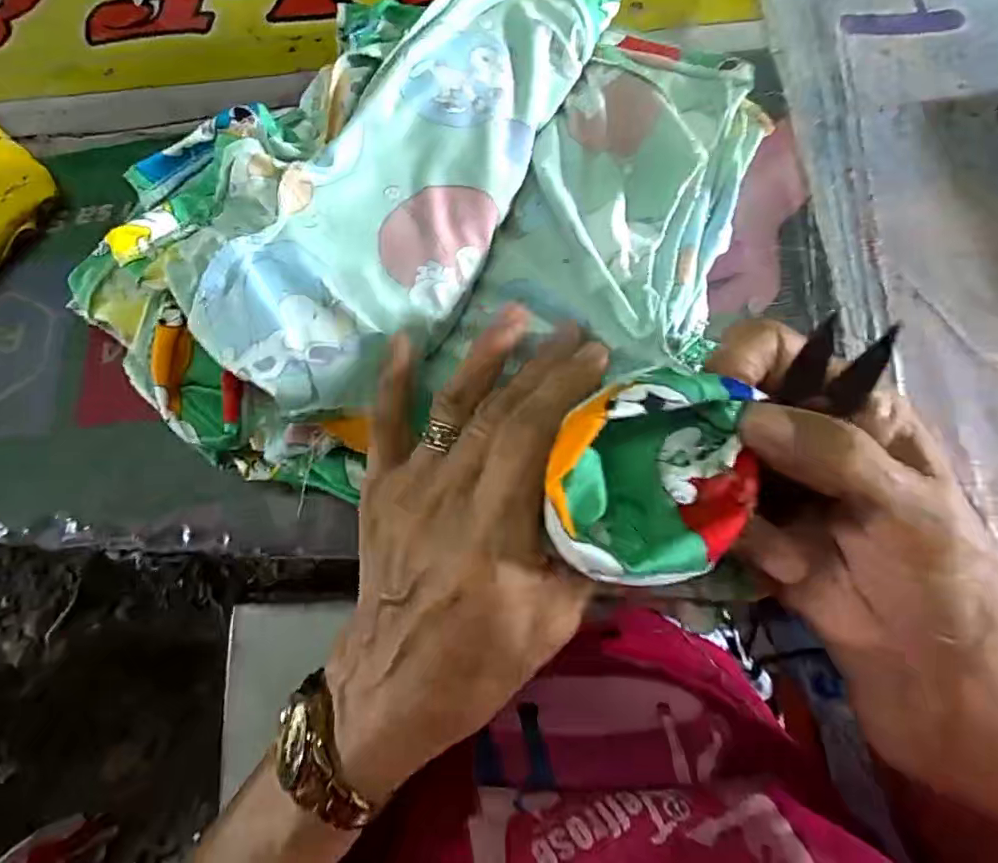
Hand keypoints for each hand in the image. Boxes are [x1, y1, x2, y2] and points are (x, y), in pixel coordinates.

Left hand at [324, 309, 606, 803]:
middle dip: (540, 365)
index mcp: (494, 529)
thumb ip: (583, 554)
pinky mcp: (379, 487)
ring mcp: (407, 485)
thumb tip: (618, 496)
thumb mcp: (552, 622)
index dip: (563, 388)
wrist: (393, 679)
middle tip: (573, 330)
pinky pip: (385, 426)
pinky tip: (403, 339)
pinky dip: (392, 381)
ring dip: (483, 357)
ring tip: (514, 316)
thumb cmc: (480, 661)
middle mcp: (448, 494)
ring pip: (450, 407)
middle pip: (498, 412)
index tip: (595, 355)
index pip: (531, 435)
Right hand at [705, 320, 997, 795]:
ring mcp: (761, 472)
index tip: (718, 390)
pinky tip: (781, 564)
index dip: (740, 357)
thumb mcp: (912, 505)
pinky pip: (705, 502)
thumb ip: (839, 452)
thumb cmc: (938, 571)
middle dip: (715, 433)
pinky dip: (729, 531)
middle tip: (726, 477)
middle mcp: (794, 428)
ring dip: (720, 489)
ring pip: (705, 451)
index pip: (775, 349)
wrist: (920, 662)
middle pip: (725, 399)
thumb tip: (747, 415)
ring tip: (774, 539)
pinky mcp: (738, 514)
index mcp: (846, 405)